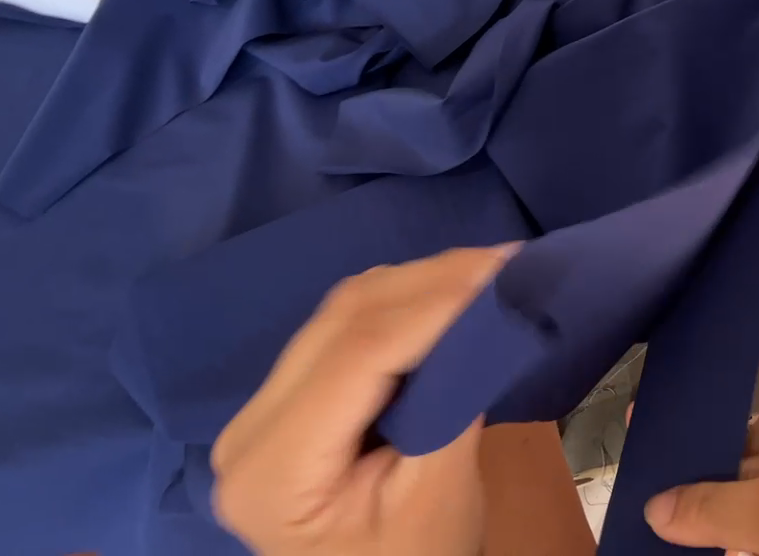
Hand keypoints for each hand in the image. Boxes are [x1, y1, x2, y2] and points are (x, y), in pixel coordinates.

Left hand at [211, 245, 516, 555]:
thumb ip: (453, 400)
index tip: (503, 272)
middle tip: (507, 261)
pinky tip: (454, 291)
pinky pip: (351, 322)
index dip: (434, 304)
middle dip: (434, 279)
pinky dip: (408, 299)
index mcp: (274, 469)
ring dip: (423, 281)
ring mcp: (267, 406)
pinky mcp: (294, 394)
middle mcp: (251, 425)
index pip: (358, 354)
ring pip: (349, 307)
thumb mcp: (438, 497)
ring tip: (490, 271)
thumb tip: (490, 312)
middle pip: (347, 318)